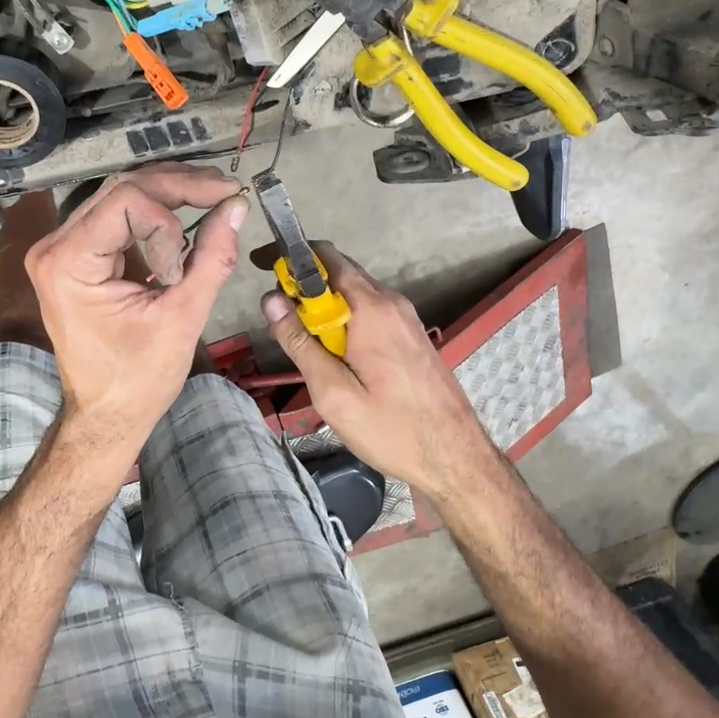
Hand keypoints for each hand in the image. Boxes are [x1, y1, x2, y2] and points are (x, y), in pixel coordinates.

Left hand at [26, 164, 248, 463]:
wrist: (105, 414)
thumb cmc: (137, 380)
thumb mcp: (182, 319)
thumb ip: (211, 258)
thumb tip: (236, 207)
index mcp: (67, 262)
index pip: (124, 199)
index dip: (168, 217)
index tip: (186, 265)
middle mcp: (55, 246)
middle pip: (121, 188)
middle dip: (177, 186)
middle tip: (226, 191)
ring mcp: (62, 248)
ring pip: (120, 195)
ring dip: (170, 194)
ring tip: (215, 197)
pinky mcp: (77, 254)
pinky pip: (117, 216)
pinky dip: (155, 214)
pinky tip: (188, 216)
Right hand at [262, 244, 498, 500]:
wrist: (457, 460)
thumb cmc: (392, 430)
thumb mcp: (333, 393)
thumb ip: (300, 343)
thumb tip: (271, 299)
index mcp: (371, 309)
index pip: (325, 258)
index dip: (289, 258)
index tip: (261, 269)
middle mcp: (391, 302)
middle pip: (339, 270)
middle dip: (302, 281)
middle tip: (274, 311)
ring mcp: (405, 318)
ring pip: (354, 291)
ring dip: (322, 303)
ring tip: (297, 335)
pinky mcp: (410, 335)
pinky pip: (369, 310)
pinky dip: (343, 316)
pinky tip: (331, 350)